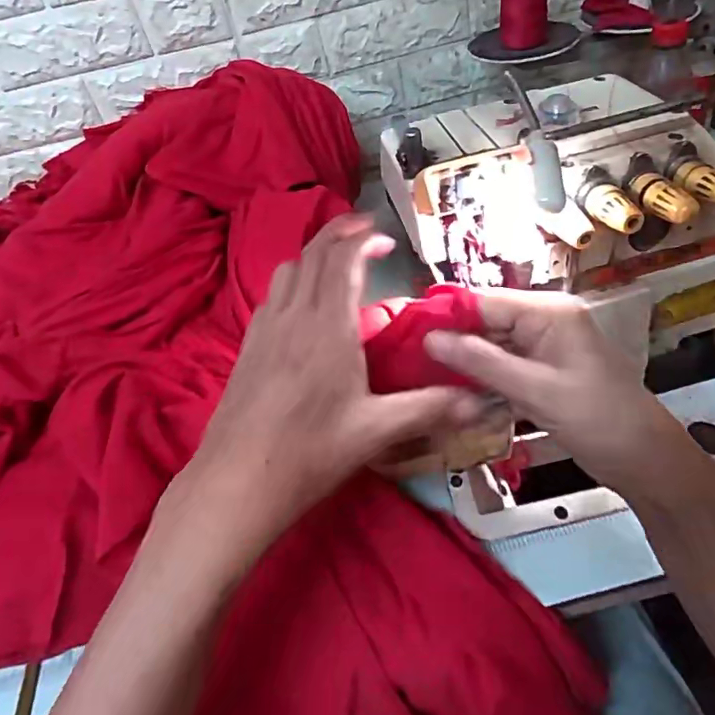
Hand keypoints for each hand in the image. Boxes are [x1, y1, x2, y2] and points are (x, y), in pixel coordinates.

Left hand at [184, 215, 483, 547]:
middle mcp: (293, 315)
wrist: (235, 483)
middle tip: (365, 231)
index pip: (342, 259)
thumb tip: (480, 401)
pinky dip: (295, 282)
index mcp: (327, 325)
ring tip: (339, 266)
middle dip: (339, 233)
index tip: (385, 240)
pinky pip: (273, 295)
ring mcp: (265, 328)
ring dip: (315, 256)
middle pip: (313, 253)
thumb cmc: (309, 453)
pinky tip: (307, 309)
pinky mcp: (248, 346)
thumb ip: (429, 408)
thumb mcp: (376, 430)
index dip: (363, 239)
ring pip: (288, 269)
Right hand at [424, 289, 700, 504]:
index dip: (446, 314)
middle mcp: (546, 321)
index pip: (486, 301)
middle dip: (453, 341)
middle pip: (488, 323)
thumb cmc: (597, 418)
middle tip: (409, 360)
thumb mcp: (535, 390)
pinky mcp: (546, 372)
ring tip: (423, 378)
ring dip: (466, 364)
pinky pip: (506, 367)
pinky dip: (485, 381)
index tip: (405, 329)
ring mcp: (546, 348)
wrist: (645, 460)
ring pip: (494, 347)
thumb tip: (430, 339)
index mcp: (549, 312)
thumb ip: (481, 362)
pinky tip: (458, 395)